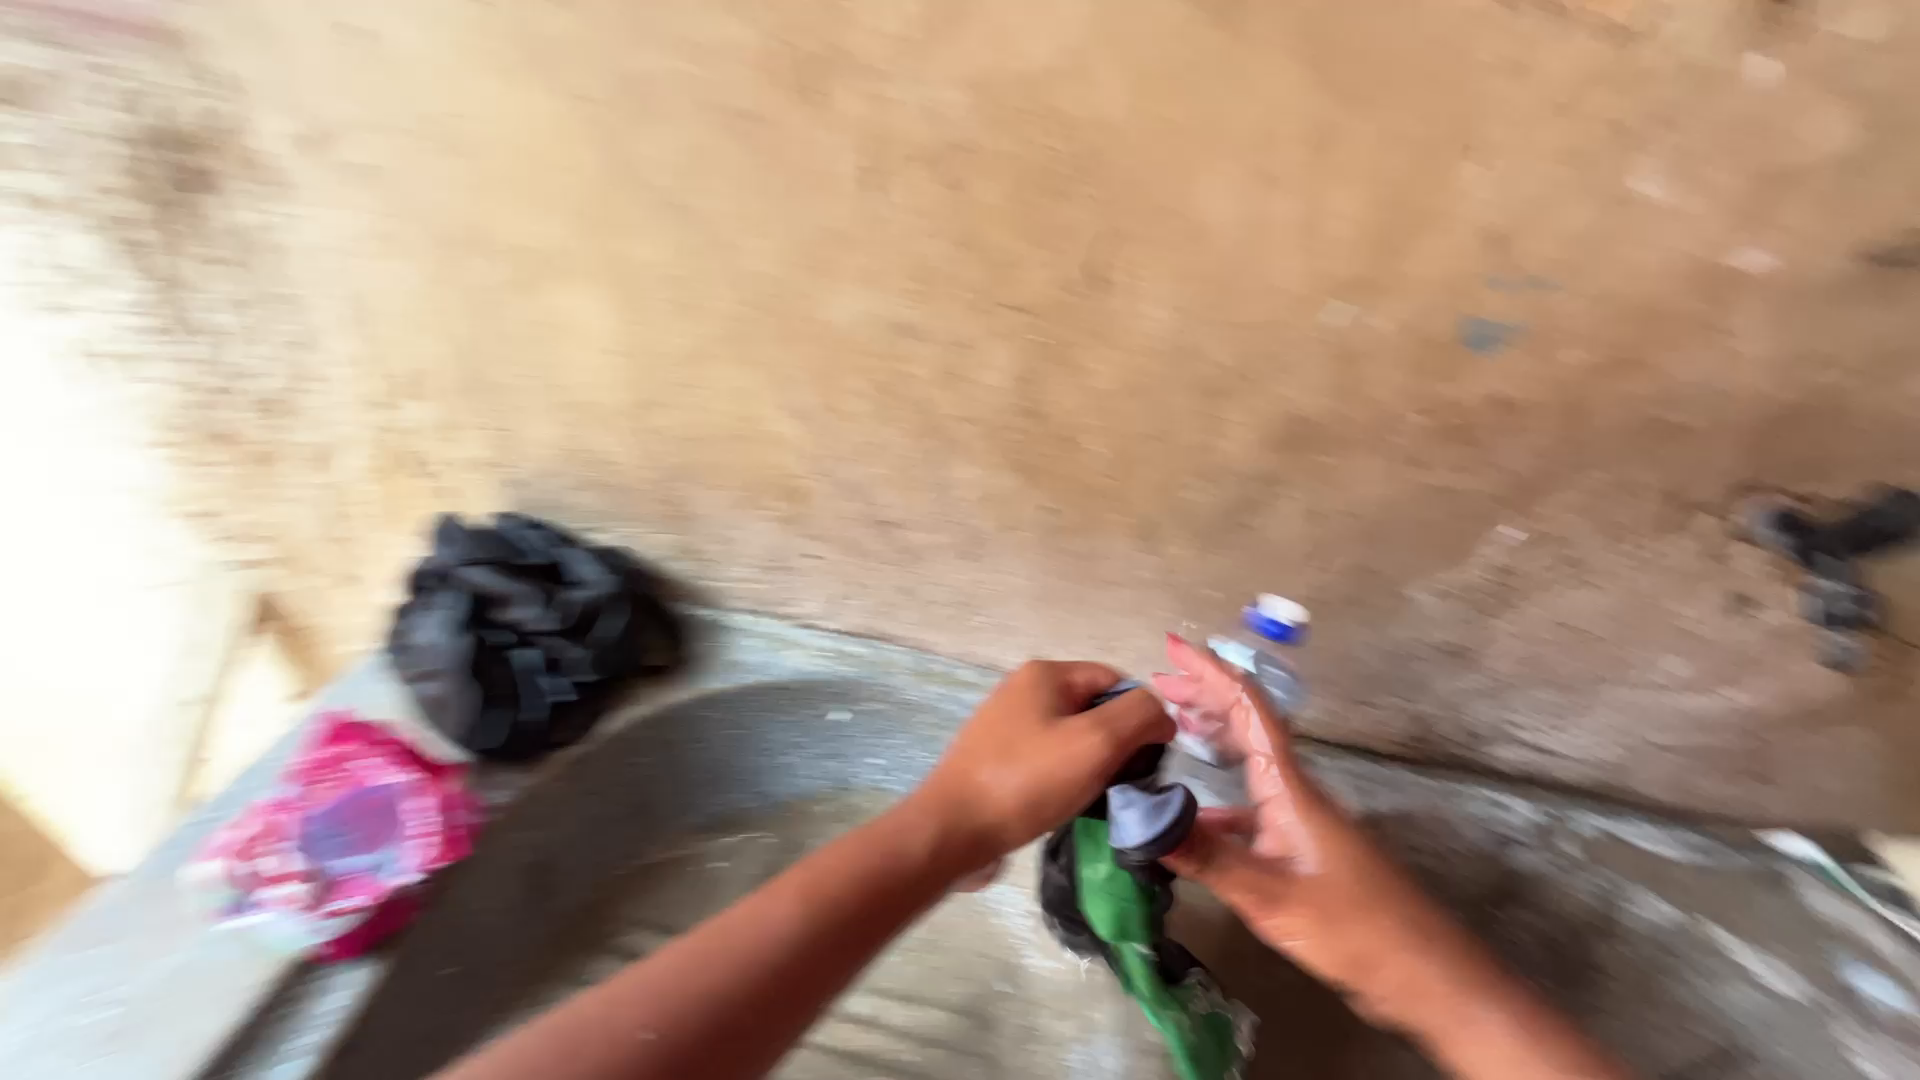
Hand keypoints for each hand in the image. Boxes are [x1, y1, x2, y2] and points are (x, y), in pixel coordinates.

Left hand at [912, 660, 1173, 868]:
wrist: (953, 829)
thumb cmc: (1027, 781)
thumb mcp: (1096, 742)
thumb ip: (1139, 716)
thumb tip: (1161, 714)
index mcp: (1045, 674)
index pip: (1115, 680)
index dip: (1142, 715)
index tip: (1153, 758)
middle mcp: (1022, 690)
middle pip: (1093, 708)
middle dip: (1118, 742)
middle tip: (1127, 782)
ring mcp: (1006, 725)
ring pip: (1071, 736)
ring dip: (1093, 764)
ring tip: (1100, 798)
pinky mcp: (997, 758)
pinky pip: (1047, 759)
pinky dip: (1065, 778)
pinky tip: (1069, 805)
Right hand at [1152, 635, 1465, 1013]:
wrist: (1427, 976)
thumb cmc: (1353, 928)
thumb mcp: (1269, 895)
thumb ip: (1206, 856)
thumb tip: (1141, 821)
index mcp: (1287, 785)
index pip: (1246, 708)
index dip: (1210, 671)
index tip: (1173, 645)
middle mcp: (1294, 787)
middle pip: (1247, 721)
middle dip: (1204, 693)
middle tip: (1160, 682)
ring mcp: (1301, 815)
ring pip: (1250, 756)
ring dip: (1213, 732)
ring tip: (1173, 724)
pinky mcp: (1303, 844)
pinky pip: (1254, 798)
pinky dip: (1220, 791)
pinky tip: (1194, 813)